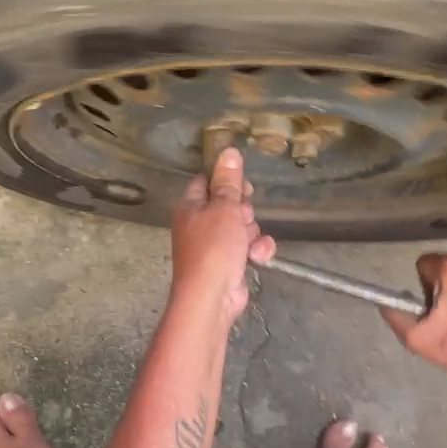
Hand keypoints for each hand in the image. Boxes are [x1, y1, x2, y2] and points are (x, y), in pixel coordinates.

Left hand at [171, 147, 275, 322]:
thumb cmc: (213, 247)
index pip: (206, 182)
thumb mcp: (224, 207)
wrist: (211, 296)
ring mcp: (214, 245)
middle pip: (229, 204)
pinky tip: (256, 258)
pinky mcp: (229, 263)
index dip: (226, 181)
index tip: (243, 185)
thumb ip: (228, 181)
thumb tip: (228, 151)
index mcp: (190, 206)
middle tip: (242, 218)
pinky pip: (249, 247)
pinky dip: (256, 251)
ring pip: (243, 226)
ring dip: (252, 233)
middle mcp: (199, 224)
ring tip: (247, 244)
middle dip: (244, 211)